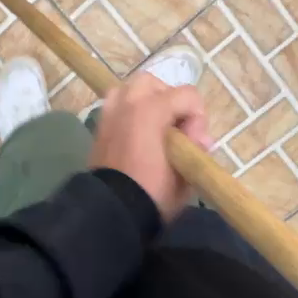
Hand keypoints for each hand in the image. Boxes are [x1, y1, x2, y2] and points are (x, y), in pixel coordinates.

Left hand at [88, 73, 211, 219]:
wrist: (112, 213)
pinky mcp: (98, 129)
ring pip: (130, 91)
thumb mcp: (186, 175)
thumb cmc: (153, 194)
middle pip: (154, 84)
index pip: (188, 95)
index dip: (198, 118)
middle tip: (176, 130)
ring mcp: (109, 114)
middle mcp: (127, 104)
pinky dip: (129, 114)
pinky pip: (116, 107)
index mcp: (151, 110)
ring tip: (155, 129)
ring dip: (146, 103)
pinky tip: (137, 137)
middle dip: (170, 102)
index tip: (194, 143)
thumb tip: (199, 139)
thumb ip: (196, 149)